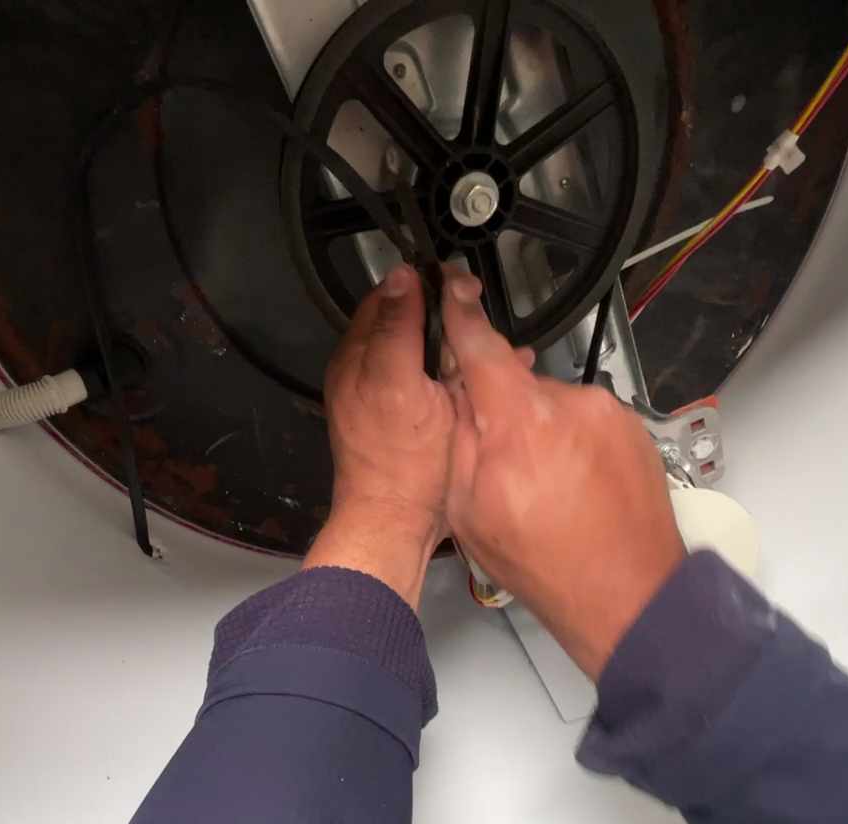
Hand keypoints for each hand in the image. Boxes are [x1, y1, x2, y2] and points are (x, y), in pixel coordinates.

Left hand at [303, 264, 453, 609]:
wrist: (396, 522)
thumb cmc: (399, 462)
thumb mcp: (399, 384)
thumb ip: (397, 329)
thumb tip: (400, 276)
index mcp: (358, 359)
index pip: (388, 299)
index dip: (423, 286)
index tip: (457, 285)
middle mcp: (369, 376)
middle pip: (409, 327)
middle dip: (446, 319)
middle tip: (479, 320)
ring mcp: (391, 401)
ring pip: (426, 357)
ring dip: (456, 349)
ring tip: (488, 348)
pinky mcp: (411, 425)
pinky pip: (435, 387)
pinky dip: (457, 379)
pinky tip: (481, 381)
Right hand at [441, 268, 683, 678]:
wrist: (625, 594)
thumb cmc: (549, 565)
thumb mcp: (468, 511)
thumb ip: (458, 442)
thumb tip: (457, 399)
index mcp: (520, 423)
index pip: (481, 344)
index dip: (459, 310)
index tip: (451, 284)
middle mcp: (570, 407)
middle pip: (517, 383)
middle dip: (501, 414)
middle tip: (503, 469)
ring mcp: (608, 416)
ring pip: (552, 405)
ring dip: (539, 434)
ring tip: (545, 490)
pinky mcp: (631, 430)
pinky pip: (584, 421)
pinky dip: (570, 444)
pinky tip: (571, 488)